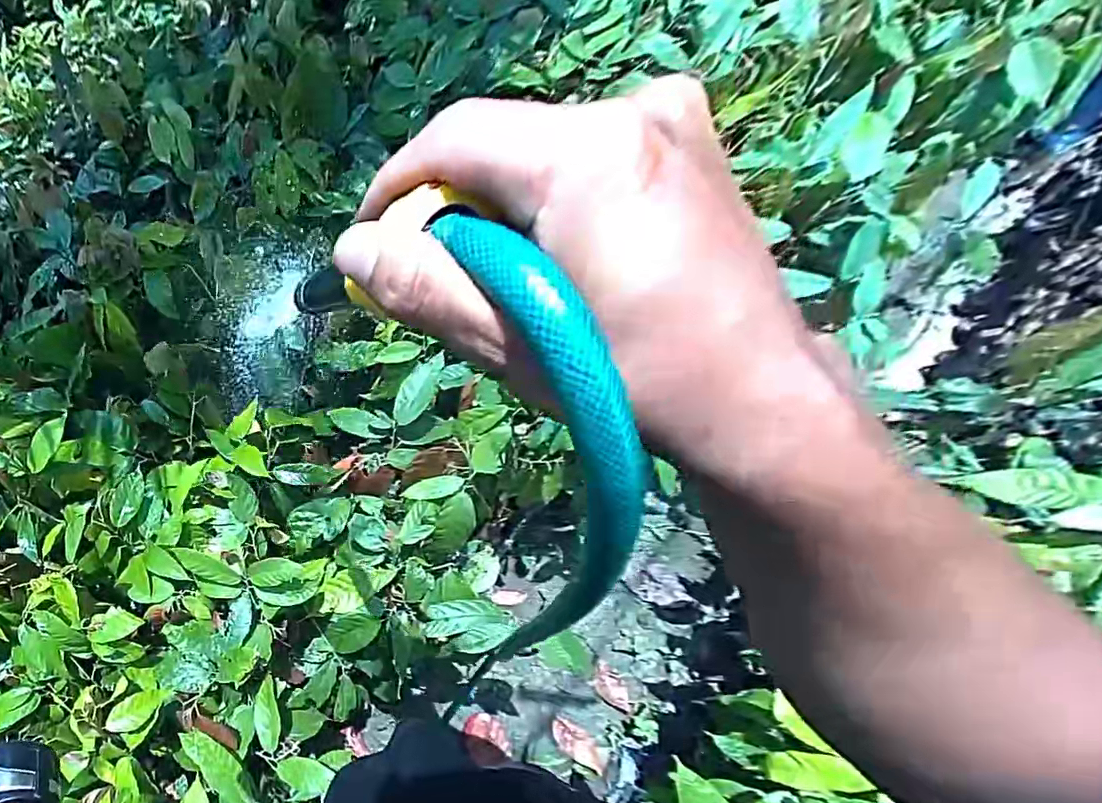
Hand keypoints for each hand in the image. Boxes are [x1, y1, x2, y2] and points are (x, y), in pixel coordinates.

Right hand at [334, 76, 871, 494]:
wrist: (749, 394)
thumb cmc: (622, 378)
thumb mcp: (506, 342)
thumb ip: (423, 287)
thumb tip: (352, 248)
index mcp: (588, 155)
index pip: (455, 138)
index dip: (394, 188)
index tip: (367, 245)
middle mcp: (633, 110)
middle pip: (493, 145)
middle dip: (443, 211)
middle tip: (430, 283)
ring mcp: (667, 121)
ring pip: (529, 157)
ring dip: (488, 215)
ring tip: (493, 288)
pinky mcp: (680, 145)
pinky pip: (571, 164)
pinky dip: (534, 209)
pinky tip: (543, 268)